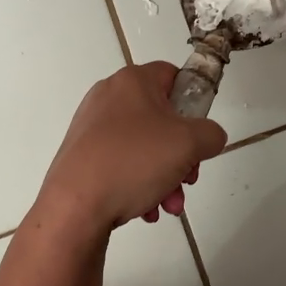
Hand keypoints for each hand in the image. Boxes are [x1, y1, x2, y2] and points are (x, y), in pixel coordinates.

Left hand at [33, 62, 228, 237]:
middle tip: (188, 179)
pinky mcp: (80, 154)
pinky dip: (137, 183)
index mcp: (132, 81)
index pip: (173, 75)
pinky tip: (144, 209)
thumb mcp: (189, 144)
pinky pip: (120, 163)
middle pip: (160, 118)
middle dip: (181, 154)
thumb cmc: (134, 161)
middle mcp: (108, 96)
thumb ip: (211, 133)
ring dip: (163, 175)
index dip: (192, 101)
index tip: (198, 133)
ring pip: (143, 146)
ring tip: (168, 204)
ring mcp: (91, 126)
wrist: (74, 205)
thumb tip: (209, 137)